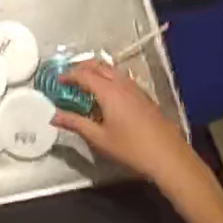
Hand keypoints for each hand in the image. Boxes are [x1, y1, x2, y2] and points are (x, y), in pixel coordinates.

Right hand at [52, 62, 199, 183]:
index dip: (69, 75)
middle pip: (99, 66)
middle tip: (70, 77)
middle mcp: (122, 84)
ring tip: (85, 85)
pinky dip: (109, 79)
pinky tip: (106, 96)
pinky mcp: (144, 97)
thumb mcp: (98, 138)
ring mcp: (136, 89)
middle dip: (82, 67)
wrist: (168, 156)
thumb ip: (75, 123)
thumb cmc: (130, 148)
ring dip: (97, 72)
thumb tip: (54, 116)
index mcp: (109, 91)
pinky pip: (122, 79)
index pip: (84, 74)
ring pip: (113, 71)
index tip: (57, 80)